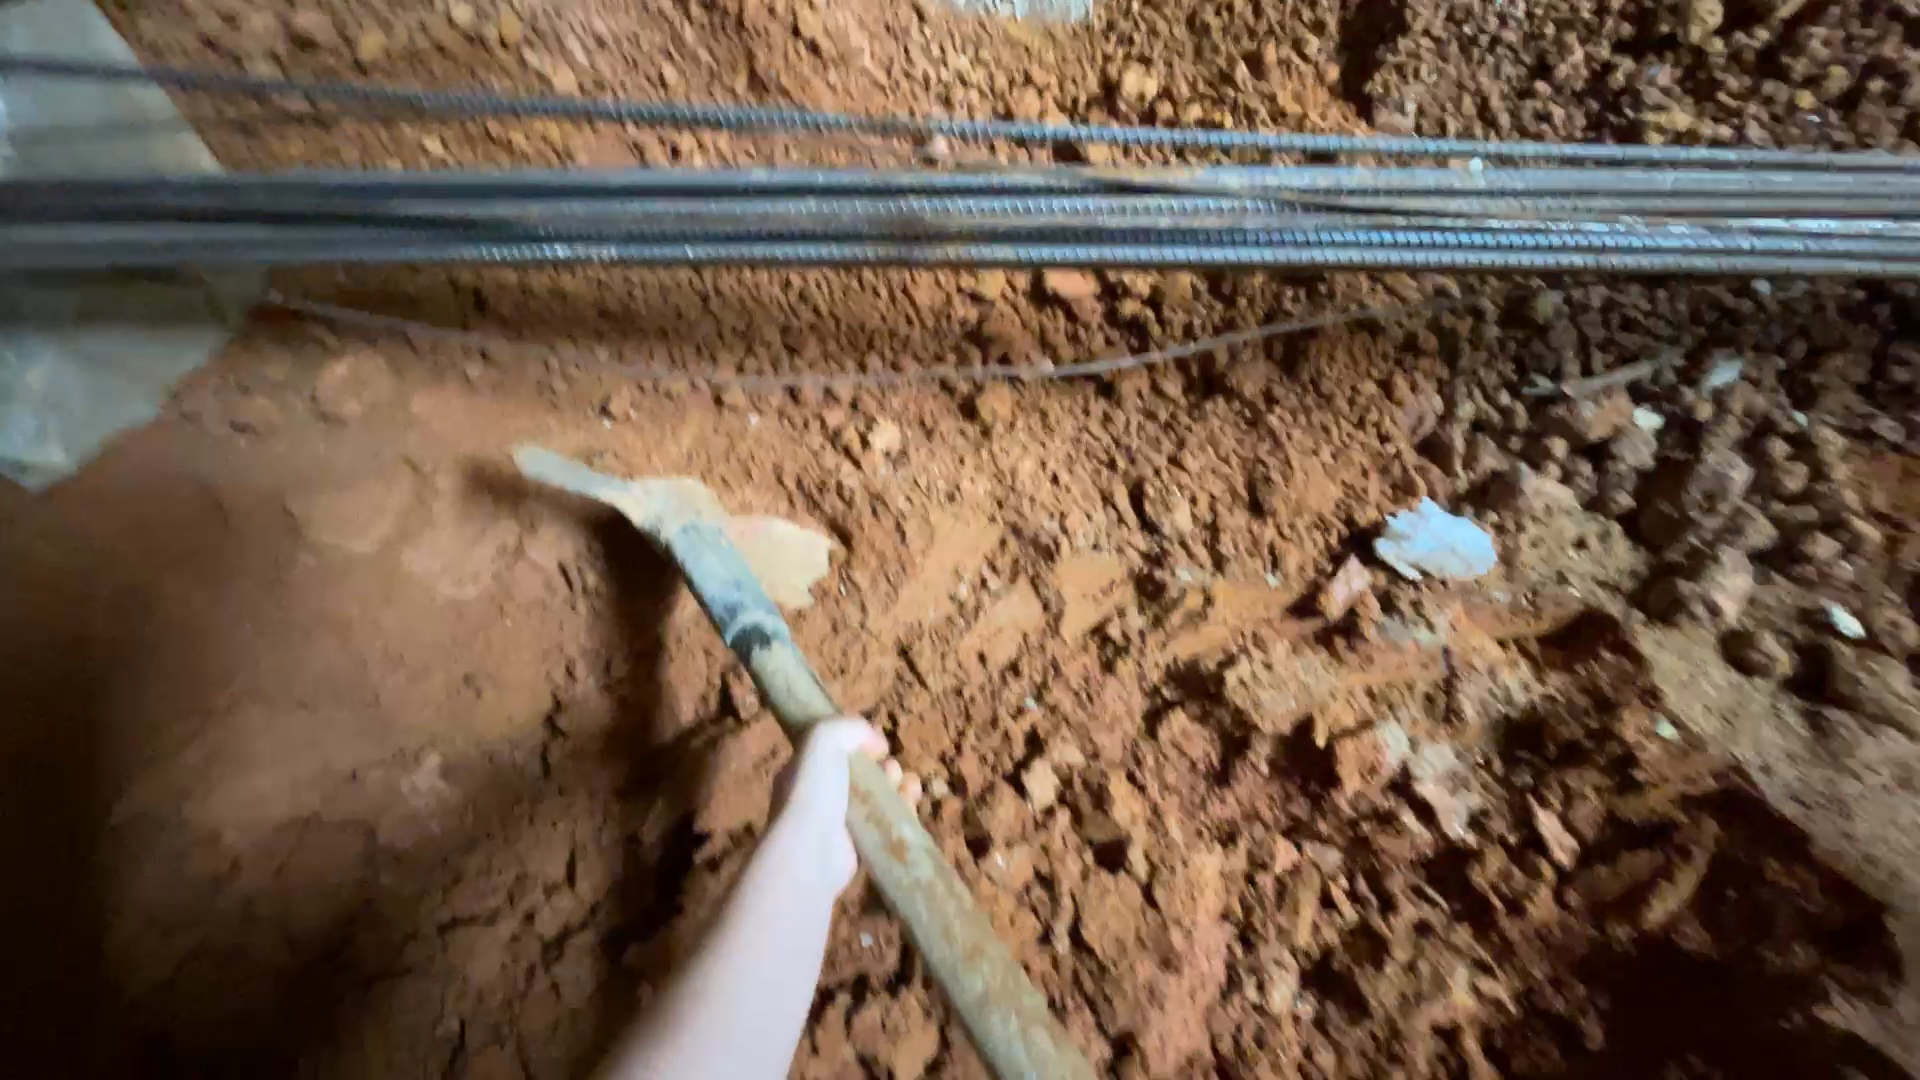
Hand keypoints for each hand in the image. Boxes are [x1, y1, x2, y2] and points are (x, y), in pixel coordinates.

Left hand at [768, 716, 920, 894]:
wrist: (811, 851)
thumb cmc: (813, 789)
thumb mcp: (824, 737)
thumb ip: (850, 727)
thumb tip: (877, 743)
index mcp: (806, 769)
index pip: (837, 750)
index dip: (860, 744)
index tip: (877, 745)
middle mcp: (822, 795)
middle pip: (863, 773)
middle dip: (884, 766)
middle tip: (891, 768)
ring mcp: (840, 823)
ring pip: (878, 798)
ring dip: (898, 786)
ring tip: (908, 784)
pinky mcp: (860, 847)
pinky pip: (887, 824)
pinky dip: (903, 810)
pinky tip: (910, 801)